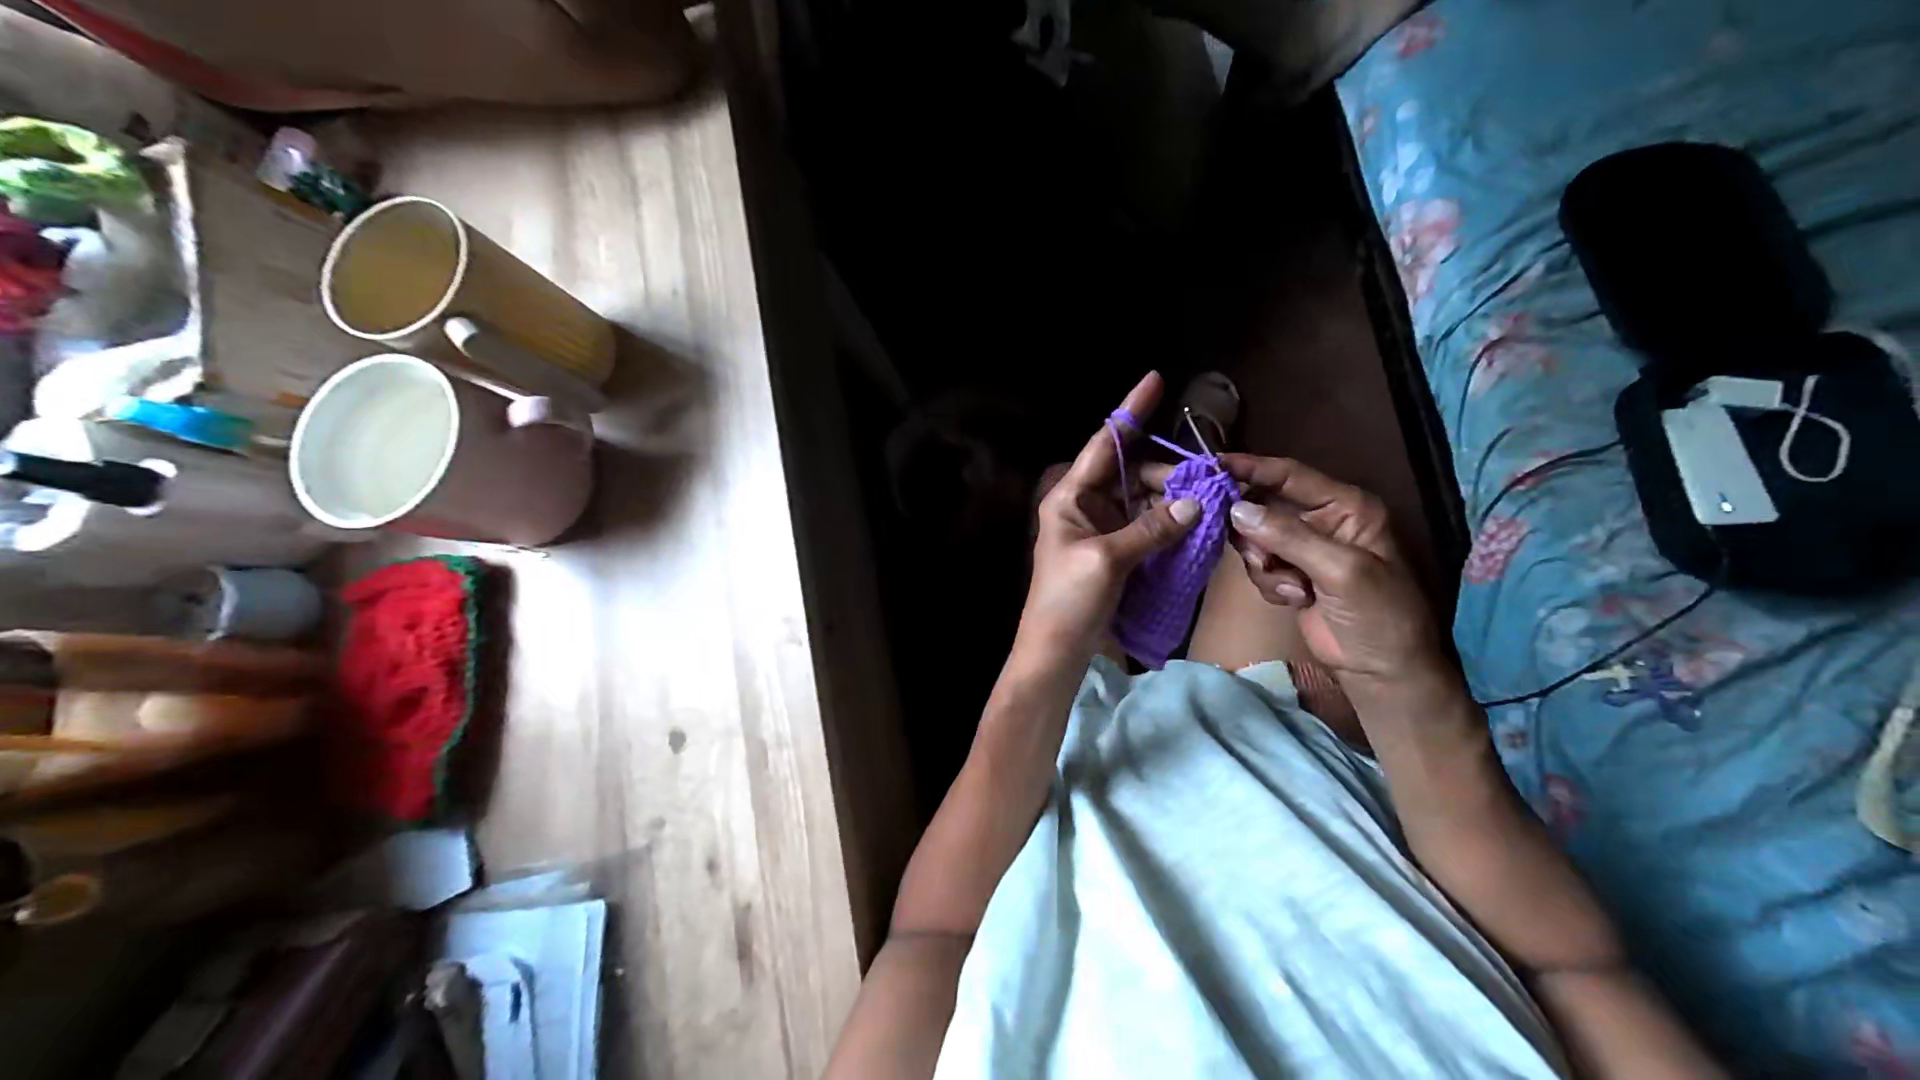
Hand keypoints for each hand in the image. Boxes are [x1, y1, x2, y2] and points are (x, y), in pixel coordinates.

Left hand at [1022, 372, 1199, 654]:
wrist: (1056, 650)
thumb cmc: (1067, 599)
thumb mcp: (1107, 560)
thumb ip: (1151, 529)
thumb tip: (1195, 502)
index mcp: (1070, 497)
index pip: (1103, 443)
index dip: (1130, 411)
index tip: (1156, 379)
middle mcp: (1086, 505)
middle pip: (1132, 471)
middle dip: (1168, 471)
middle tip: (1206, 483)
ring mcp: (1103, 529)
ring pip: (1144, 498)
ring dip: (1174, 498)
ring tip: (1208, 504)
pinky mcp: (1117, 552)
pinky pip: (1148, 525)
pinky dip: (1170, 523)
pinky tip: (1195, 524)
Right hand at [1216, 454, 1444, 682]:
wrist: (1383, 671)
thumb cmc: (1379, 615)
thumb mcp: (1340, 570)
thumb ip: (1288, 536)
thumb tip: (1237, 509)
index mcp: (1346, 506)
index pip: (1290, 475)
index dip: (1252, 468)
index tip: (1212, 465)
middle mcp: (1322, 520)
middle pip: (1264, 506)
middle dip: (1254, 531)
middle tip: (1257, 554)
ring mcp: (1304, 548)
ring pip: (1255, 538)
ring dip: (1264, 564)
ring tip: (1291, 587)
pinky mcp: (1289, 574)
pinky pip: (1259, 565)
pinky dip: (1269, 583)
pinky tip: (1294, 599)